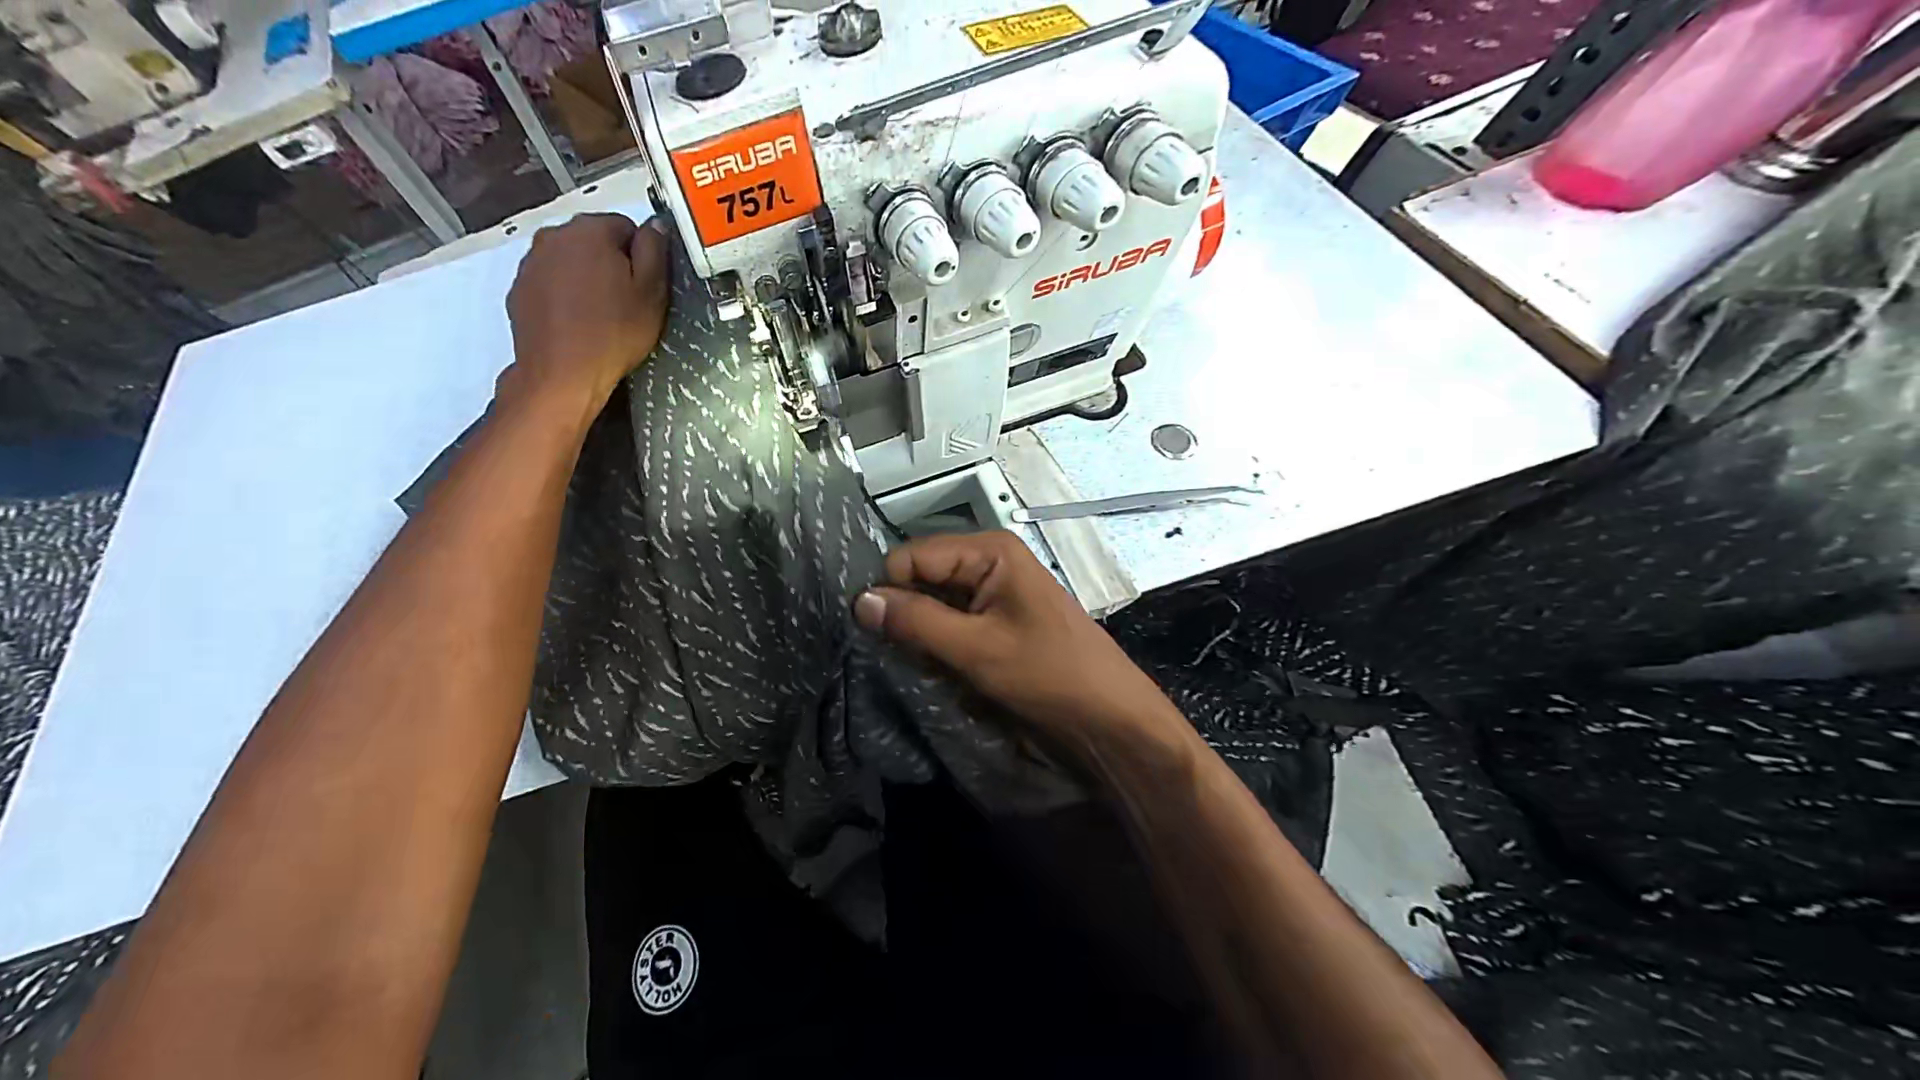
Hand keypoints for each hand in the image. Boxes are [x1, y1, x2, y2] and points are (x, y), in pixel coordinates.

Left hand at [503, 212, 670, 411]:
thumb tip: (655, 225)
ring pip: (570, 261)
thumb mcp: (651, 292)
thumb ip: (654, 250)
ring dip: (586, 278)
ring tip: (600, 315)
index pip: (626, 227)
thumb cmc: (615, 332)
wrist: (562, 372)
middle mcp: (554, 236)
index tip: (644, 287)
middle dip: (611, 264)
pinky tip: (577, 322)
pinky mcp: (519, 288)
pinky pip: (550, 282)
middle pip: (594, 241)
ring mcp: (531, 262)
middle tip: (625, 303)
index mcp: (590, 231)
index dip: (640, 257)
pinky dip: (564, 294)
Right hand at [854, 531, 1181, 747]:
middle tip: (910, 656)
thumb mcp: (976, 649)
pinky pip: (952, 625)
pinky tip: (950, 672)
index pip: (910, 557)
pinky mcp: (997, 622)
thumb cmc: (1049, 676)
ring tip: (935, 668)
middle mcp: (989, 562)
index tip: (878, 635)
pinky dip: (943, 648)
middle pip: (921, 579)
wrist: (1109, 719)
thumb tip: (858, 601)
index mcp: (989, 551)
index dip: (890, 592)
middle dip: (908, 617)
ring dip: (925, 638)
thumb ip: (915, 621)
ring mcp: (994, 593)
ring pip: (934, 605)